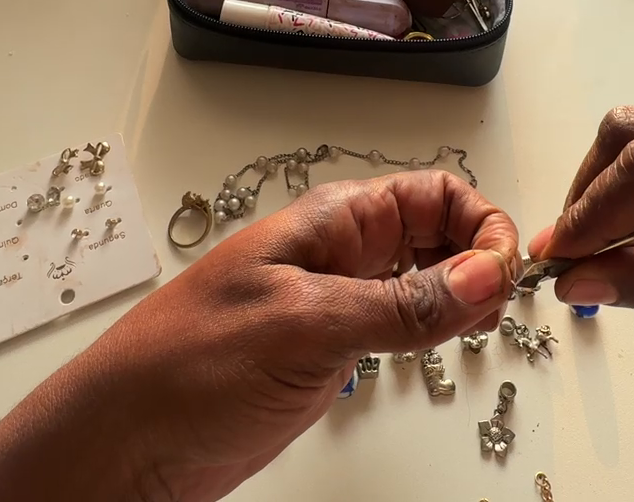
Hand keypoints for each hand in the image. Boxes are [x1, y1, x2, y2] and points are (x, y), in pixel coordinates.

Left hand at [0, 170, 518, 501]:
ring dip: (466, 289)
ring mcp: (341, 296)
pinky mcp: (335, 343)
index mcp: (334, 219)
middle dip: (480, 252)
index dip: (479, 220)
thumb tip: (489, 274)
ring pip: (427, 273)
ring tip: (483, 323)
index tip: (504, 269)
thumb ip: (401, 302)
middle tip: (500, 303)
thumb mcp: (305, 323)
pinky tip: (451, 341)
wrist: (128, 440)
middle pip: (437, 228)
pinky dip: (439, 325)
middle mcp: (343, 249)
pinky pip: (404, 318)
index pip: (432, 193)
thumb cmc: (192, 361)